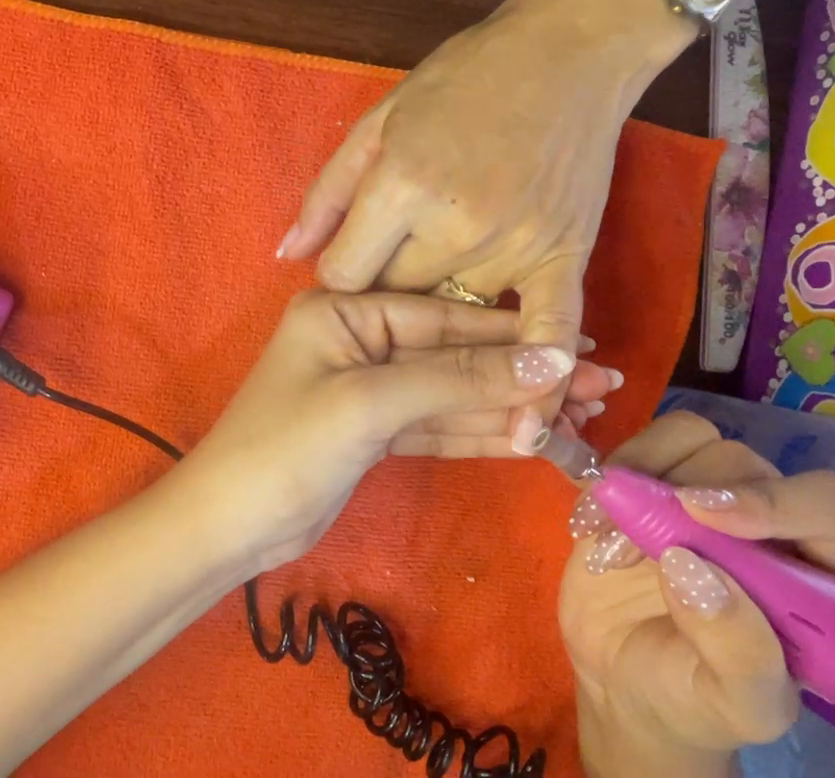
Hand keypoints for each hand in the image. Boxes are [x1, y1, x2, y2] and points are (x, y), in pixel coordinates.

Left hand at [167, 290, 615, 573]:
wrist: (231, 523)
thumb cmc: (287, 446)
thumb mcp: (370, 403)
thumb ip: (457, 379)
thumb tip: (550, 361)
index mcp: (343, 312)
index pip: (443, 316)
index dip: (513, 336)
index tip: (582, 346)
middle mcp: (356, 341)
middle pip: (453, 355)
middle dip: (522, 374)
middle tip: (603, 386)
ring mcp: (366, 389)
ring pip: (451, 393)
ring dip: (512, 406)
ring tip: (587, 415)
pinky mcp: (373, 432)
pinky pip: (437, 425)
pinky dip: (482, 433)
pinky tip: (536, 439)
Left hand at [281, 0, 694, 349]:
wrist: (568, 49)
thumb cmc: (461, 79)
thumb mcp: (376, 122)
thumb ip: (327, 194)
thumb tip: (287, 254)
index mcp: (398, 188)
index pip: (344, 274)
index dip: (342, 275)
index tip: (356, 266)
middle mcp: (451, 225)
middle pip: (396, 300)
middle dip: (388, 299)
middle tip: (395, 295)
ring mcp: (511, 244)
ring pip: (456, 316)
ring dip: (445, 328)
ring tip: (435, 346)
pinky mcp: (564, 255)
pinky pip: (547, 329)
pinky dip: (535, 378)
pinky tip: (528, 427)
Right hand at [559, 412, 834, 776]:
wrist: (623, 681)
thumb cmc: (696, 699)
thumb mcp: (736, 704)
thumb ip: (737, 650)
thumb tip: (692, 567)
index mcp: (819, 576)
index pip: (831, 507)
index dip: (775, 498)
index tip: (700, 512)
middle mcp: (767, 524)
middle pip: (743, 462)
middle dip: (678, 497)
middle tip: (631, 547)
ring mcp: (700, 499)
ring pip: (688, 439)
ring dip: (638, 473)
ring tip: (604, 535)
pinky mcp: (643, 485)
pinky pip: (632, 448)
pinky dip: (603, 476)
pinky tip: (587, 524)